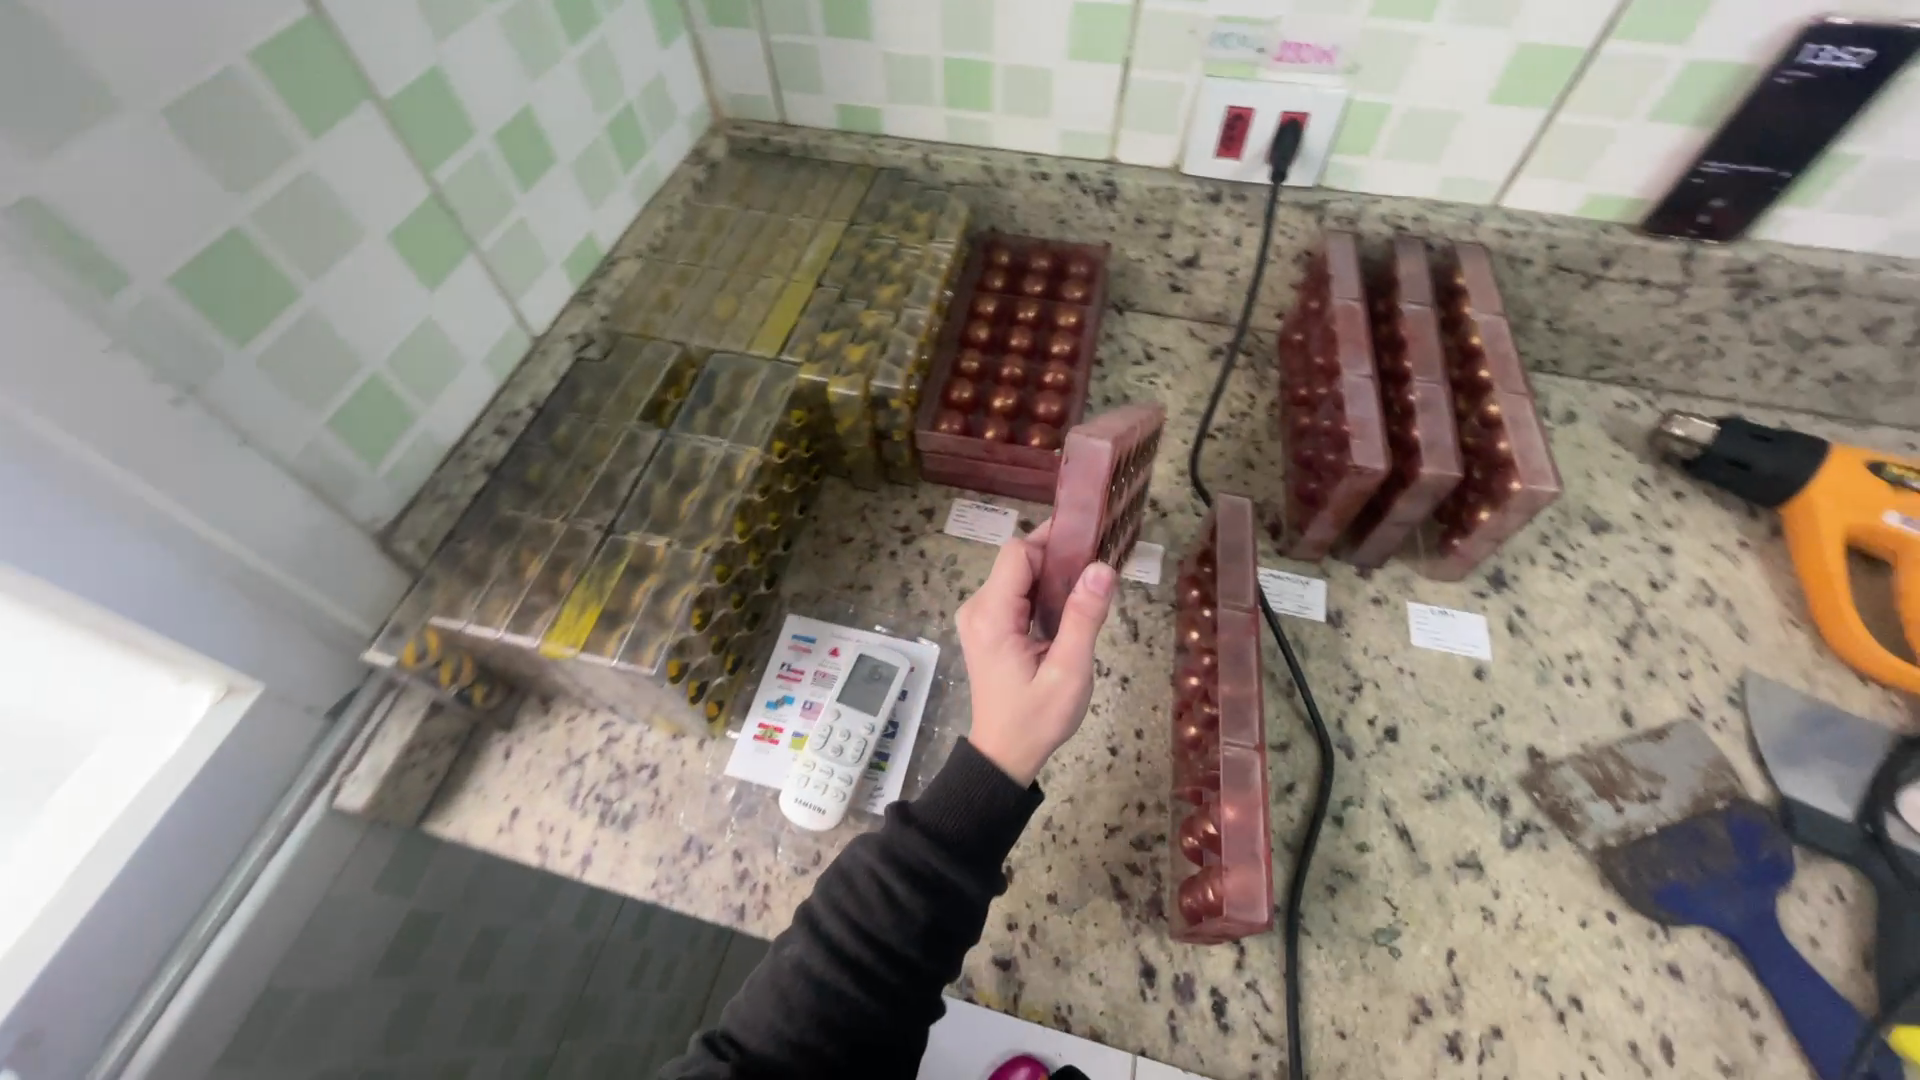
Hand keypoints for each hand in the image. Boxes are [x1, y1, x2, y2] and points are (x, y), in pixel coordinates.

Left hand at [955, 520, 1117, 785]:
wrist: (1005, 753)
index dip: (1054, 546)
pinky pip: (1015, 593)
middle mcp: (977, 608)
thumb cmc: (1036, 718)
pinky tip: (1068, 608)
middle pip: (1017, 560)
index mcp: (991, 615)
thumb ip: (1083, 617)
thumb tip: (1102, 567)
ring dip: (1051, 577)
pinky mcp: (987, 626)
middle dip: (1057, 560)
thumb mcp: (1068, 672)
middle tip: (1096, 573)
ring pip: (1018, 575)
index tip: (1091, 549)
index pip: (1018, 554)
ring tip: (1087, 592)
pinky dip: (1042, 593)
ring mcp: (979, 616)